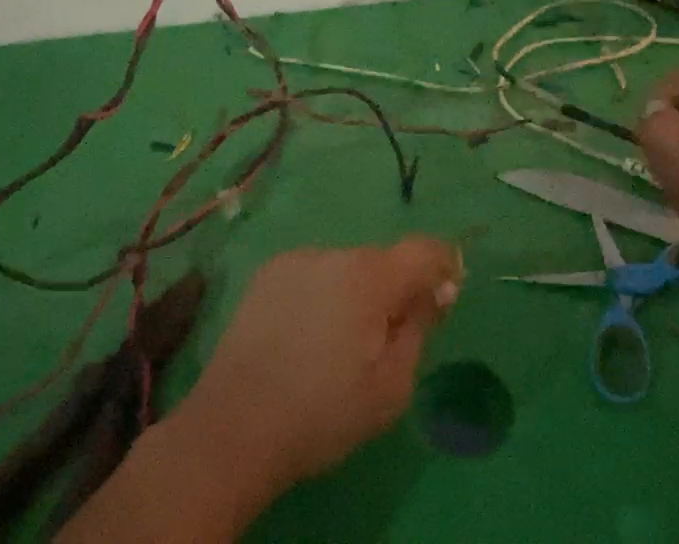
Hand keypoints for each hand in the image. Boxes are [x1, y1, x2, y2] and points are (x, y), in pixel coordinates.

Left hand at [166, 237, 461, 491]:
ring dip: (356, 294)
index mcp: (368, 277)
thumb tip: (438, 290)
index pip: (423, 250)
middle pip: (382, 261)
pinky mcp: (265, 276)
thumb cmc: (323, 414)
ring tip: (337, 348)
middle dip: (394, 291)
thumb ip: (420, 327)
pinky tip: (305, 339)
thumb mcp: (392, 385)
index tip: (444, 299)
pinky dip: (323, 296)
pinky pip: (313, 276)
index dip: (443, 266)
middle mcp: (331, 254)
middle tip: (384, 345)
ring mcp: (293, 262)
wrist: (234, 427)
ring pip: (345, 269)